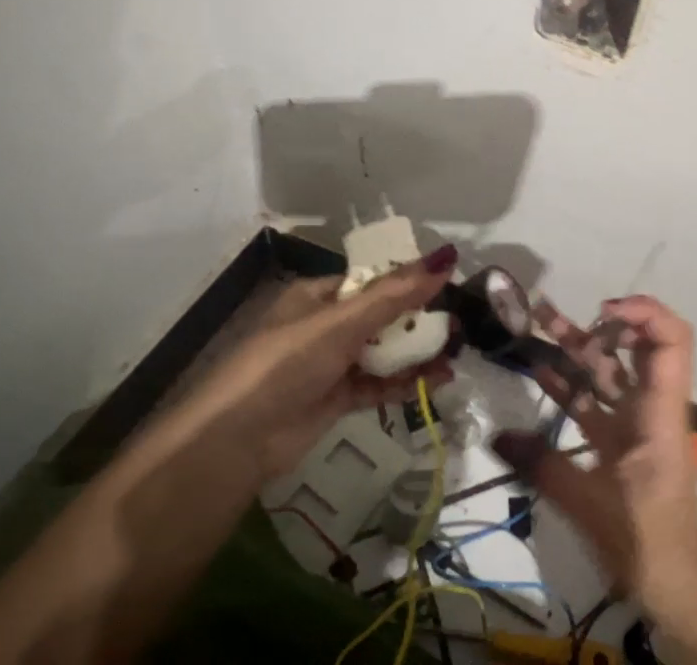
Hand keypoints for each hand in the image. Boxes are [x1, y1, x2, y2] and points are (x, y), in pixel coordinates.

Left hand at [186, 244, 457, 476]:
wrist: (237, 441)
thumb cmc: (285, 365)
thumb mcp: (341, 323)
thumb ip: (395, 294)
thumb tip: (448, 255)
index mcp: (317, 296)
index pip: (372, 280)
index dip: (410, 281)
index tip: (449, 283)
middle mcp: (325, 326)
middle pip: (382, 316)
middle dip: (419, 319)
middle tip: (459, 322)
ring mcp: (331, 364)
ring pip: (383, 351)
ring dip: (417, 352)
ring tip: (457, 351)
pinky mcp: (337, 399)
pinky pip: (379, 384)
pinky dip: (407, 381)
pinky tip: (439, 379)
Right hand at [491, 296, 696, 663]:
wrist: (677, 589)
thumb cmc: (647, 543)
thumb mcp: (590, 505)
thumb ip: (543, 467)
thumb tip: (497, 436)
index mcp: (660, 413)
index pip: (671, 342)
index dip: (643, 313)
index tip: (601, 311)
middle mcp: (653, 409)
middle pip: (636, 349)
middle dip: (596, 323)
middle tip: (549, 314)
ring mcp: (638, 426)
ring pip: (611, 375)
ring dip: (578, 350)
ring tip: (536, 322)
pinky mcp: (623, 446)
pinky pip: (598, 405)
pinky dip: (573, 387)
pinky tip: (541, 373)